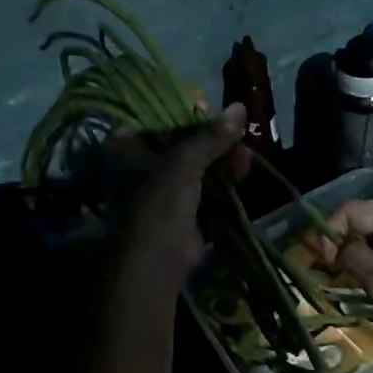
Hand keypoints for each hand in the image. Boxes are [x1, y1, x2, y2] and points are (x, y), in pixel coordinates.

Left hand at [112, 103, 248, 274]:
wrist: (155, 265)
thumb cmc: (158, 206)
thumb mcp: (184, 164)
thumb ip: (212, 135)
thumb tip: (241, 106)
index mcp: (127, 144)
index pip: (161, 114)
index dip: (191, 112)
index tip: (219, 115)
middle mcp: (141, 160)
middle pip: (184, 137)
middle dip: (215, 138)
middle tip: (239, 140)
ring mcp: (161, 185)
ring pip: (198, 160)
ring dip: (223, 157)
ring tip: (244, 162)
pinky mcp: (181, 206)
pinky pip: (205, 182)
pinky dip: (223, 177)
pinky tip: (241, 172)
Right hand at [315, 199, 372, 354]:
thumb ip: (354, 258)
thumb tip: (334, 246)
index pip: (351, 211)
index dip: (331, 230)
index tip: (323, 260)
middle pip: (358, 225)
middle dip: (338, 245)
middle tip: (326, 274)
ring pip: (368, 244)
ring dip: (351, 260)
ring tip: (341, 283)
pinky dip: (366, 270)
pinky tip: (361, 288)